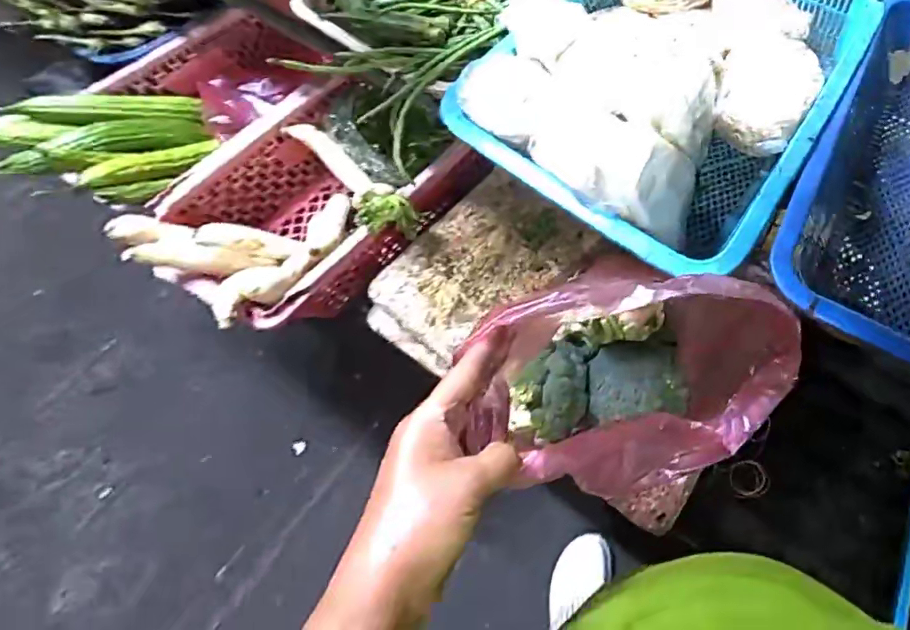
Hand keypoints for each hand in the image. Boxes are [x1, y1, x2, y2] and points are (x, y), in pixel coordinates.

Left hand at [308, 332, 521, 628]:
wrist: (384, 586)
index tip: (506, 324)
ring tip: (525, 393)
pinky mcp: (438, 489)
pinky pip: (471, 456)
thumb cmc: (421, 521)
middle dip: (494, 376)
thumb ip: (501, 458)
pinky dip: (493, 448)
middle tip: (524, 352)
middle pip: (467, 396)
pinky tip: (514, 448)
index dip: (487, 349)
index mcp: (428, 420)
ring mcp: (431, 462)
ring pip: (470, 427)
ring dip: (496, 414)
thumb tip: (518, 452)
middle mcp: (428, 433)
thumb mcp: (469, 484)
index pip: (463, 373)